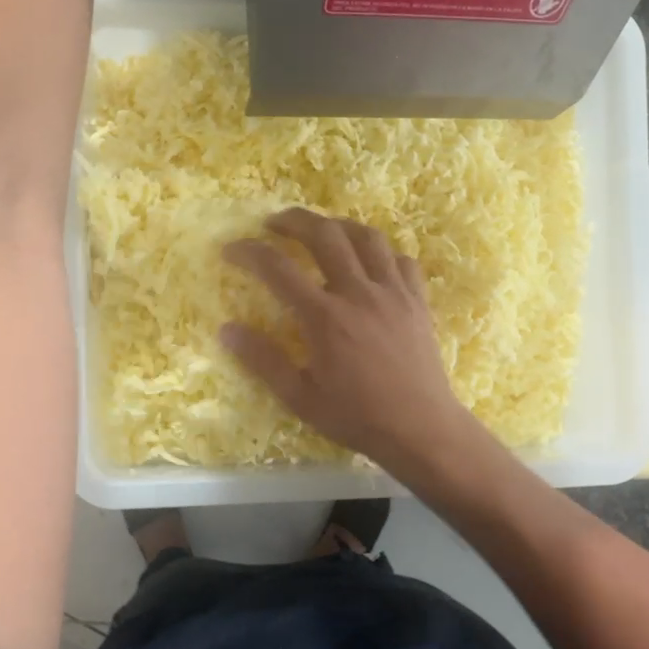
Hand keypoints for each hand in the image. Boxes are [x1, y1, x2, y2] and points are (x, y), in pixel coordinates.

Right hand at [221, 208, 481, 470]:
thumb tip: (227, 330)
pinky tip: (371, 264)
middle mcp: (358, 293)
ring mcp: (393, 292)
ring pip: (367, 237)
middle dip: (294, 220)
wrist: (420, 427)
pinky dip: (382, 253)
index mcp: (324, 317)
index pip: (278, 268)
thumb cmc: (357, 417)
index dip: (249, 252)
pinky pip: (401, 259)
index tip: (231, 249)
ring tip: (323, 231)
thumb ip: (264, 361)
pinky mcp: (417, 300)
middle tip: (275, 223)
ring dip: (339, 226)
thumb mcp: (301, 398)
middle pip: (324, 234)